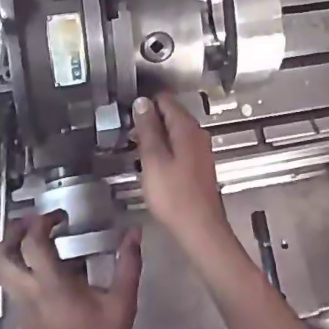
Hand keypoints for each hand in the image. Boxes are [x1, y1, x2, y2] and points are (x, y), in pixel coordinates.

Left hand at [0, 212, 142, 328]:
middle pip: (2, 256)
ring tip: (36, 239)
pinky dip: (20, 266)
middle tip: (34, 221)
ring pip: (2, 271)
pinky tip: (46, 269)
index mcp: (51, 284)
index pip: (33, 242)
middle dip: (14, 232)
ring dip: (13, 249)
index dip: (42, 221)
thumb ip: (128, 263)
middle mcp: (29, 292)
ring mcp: (21, 306)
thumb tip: (133, 231)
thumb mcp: (122, 302)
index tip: (60, 216)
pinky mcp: (22, 317)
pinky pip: (12, 284)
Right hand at [131, 94, 235, 256]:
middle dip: (149, 120)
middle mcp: (197, 134)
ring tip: (136, 149)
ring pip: (174, 131)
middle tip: (129, 135)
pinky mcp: (199, 165)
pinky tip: (152, 164)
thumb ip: (147, 128)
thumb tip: (142, 102)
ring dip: (156, 136)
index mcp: (186, 128)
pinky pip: (179, 146)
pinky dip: (165, 150)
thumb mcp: (153, 159)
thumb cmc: (174, 195)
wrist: (200, 229)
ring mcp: (200, 149)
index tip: (128, 116)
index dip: (144, 104)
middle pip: (171, 114)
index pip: (165, 100)